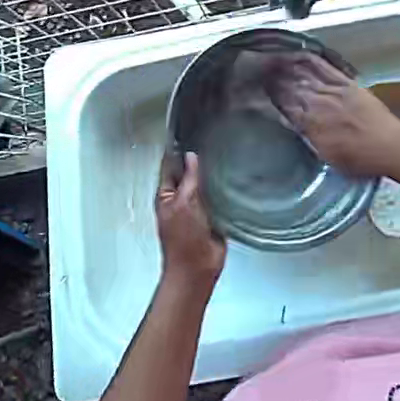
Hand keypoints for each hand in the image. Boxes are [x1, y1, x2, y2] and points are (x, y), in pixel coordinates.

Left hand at [156, 151, 224, 290]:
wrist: (197, 268)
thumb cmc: (182, 241)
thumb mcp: (183, 203)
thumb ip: (188, 179)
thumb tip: (191, 157)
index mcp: (166, 194)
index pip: (170, 165)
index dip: (177, 150)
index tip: (187, 132)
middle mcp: (180, 199)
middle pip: (189, 174)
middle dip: (197, 161)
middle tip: (211, 140)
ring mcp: (197, 207)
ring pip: (204, 185)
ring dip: (212, 175)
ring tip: (224, 154)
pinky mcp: (213, 216)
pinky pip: (218, 198)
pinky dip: (223, 190)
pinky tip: (233, 178)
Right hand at [265, 54, 399, 177]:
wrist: (390, 147)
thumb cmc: (359, 159)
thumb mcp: (326, 155)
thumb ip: (308, 136)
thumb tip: (291, 121)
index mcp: (312, 123)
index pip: (285, 105)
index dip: (271, 95)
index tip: (260, 87)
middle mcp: (320, 103)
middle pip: (292, 87)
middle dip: (275, 78)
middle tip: (260, 68)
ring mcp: (335, 91)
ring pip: (306, 75)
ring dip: (288, 66)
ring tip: (274, 59)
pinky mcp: (349, 84)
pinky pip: (327, 68)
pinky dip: (312, 60)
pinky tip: (301, 54)